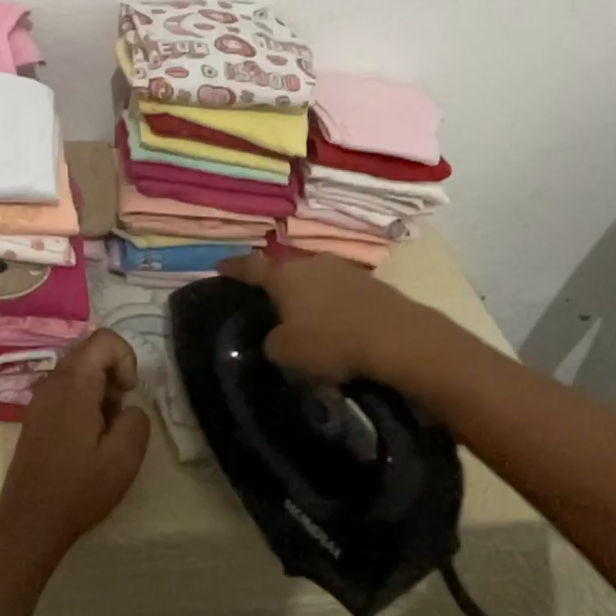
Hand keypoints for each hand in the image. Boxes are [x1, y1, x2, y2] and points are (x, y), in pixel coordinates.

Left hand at [0, 330, 150, 558]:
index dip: (126, 357)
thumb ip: (137, 420)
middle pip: (88, 350)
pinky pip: (64, 389)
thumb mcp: (125, 458)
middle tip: (119, 409)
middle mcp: (52, 383)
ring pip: (76, 370)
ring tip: (105, 427)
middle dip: (113, 371)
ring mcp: (39, 400)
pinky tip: (86, 438)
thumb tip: (127, 409)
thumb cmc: (78, 490)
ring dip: (99, 387)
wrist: (28, 524)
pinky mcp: (34, 417)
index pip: (104, 339)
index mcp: (74, 385)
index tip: (129, 393)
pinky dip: (82, 400)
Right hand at [216, 251, 443, 383]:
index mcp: (284, 275)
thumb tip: (274, 336)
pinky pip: (338, 290)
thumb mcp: (287, 352)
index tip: (218, 267)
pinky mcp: (370, 282)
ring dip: (305, 294)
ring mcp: (343, 268)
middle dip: (274, 284)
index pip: (250, 266)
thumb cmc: (332, 341)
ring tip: (301, 314)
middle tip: (264, 300)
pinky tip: (333, 321)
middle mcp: (311, 262)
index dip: (232, 268)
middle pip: (284, 270)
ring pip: (313, 278)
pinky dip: (330, 303)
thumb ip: (271, 342)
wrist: (397, 337)